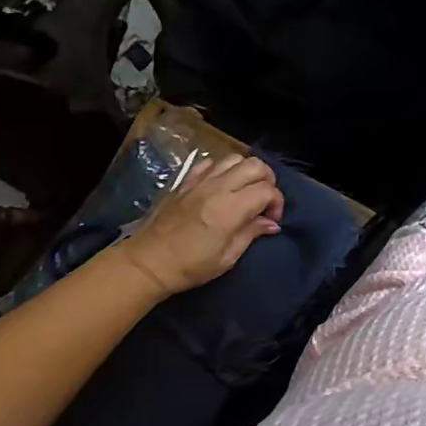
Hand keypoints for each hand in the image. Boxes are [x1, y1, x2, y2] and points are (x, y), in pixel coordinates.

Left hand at [117, 153, 284, 293]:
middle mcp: (217, 187)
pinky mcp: (184, 181)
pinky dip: (222, 169)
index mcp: (231, 209)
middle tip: (264, 201)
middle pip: (255, 165)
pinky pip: (209, 163)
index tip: (271, 220)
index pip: (267, 190)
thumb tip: (271, 223)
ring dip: (246, 172)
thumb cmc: (191, 266)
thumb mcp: (227, 258)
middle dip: (267, 180)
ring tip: (244, 191)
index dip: (277, 203)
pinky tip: (220, 186)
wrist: (149, 262)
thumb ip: (251, 233)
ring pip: (234, 158)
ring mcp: (199, 181)